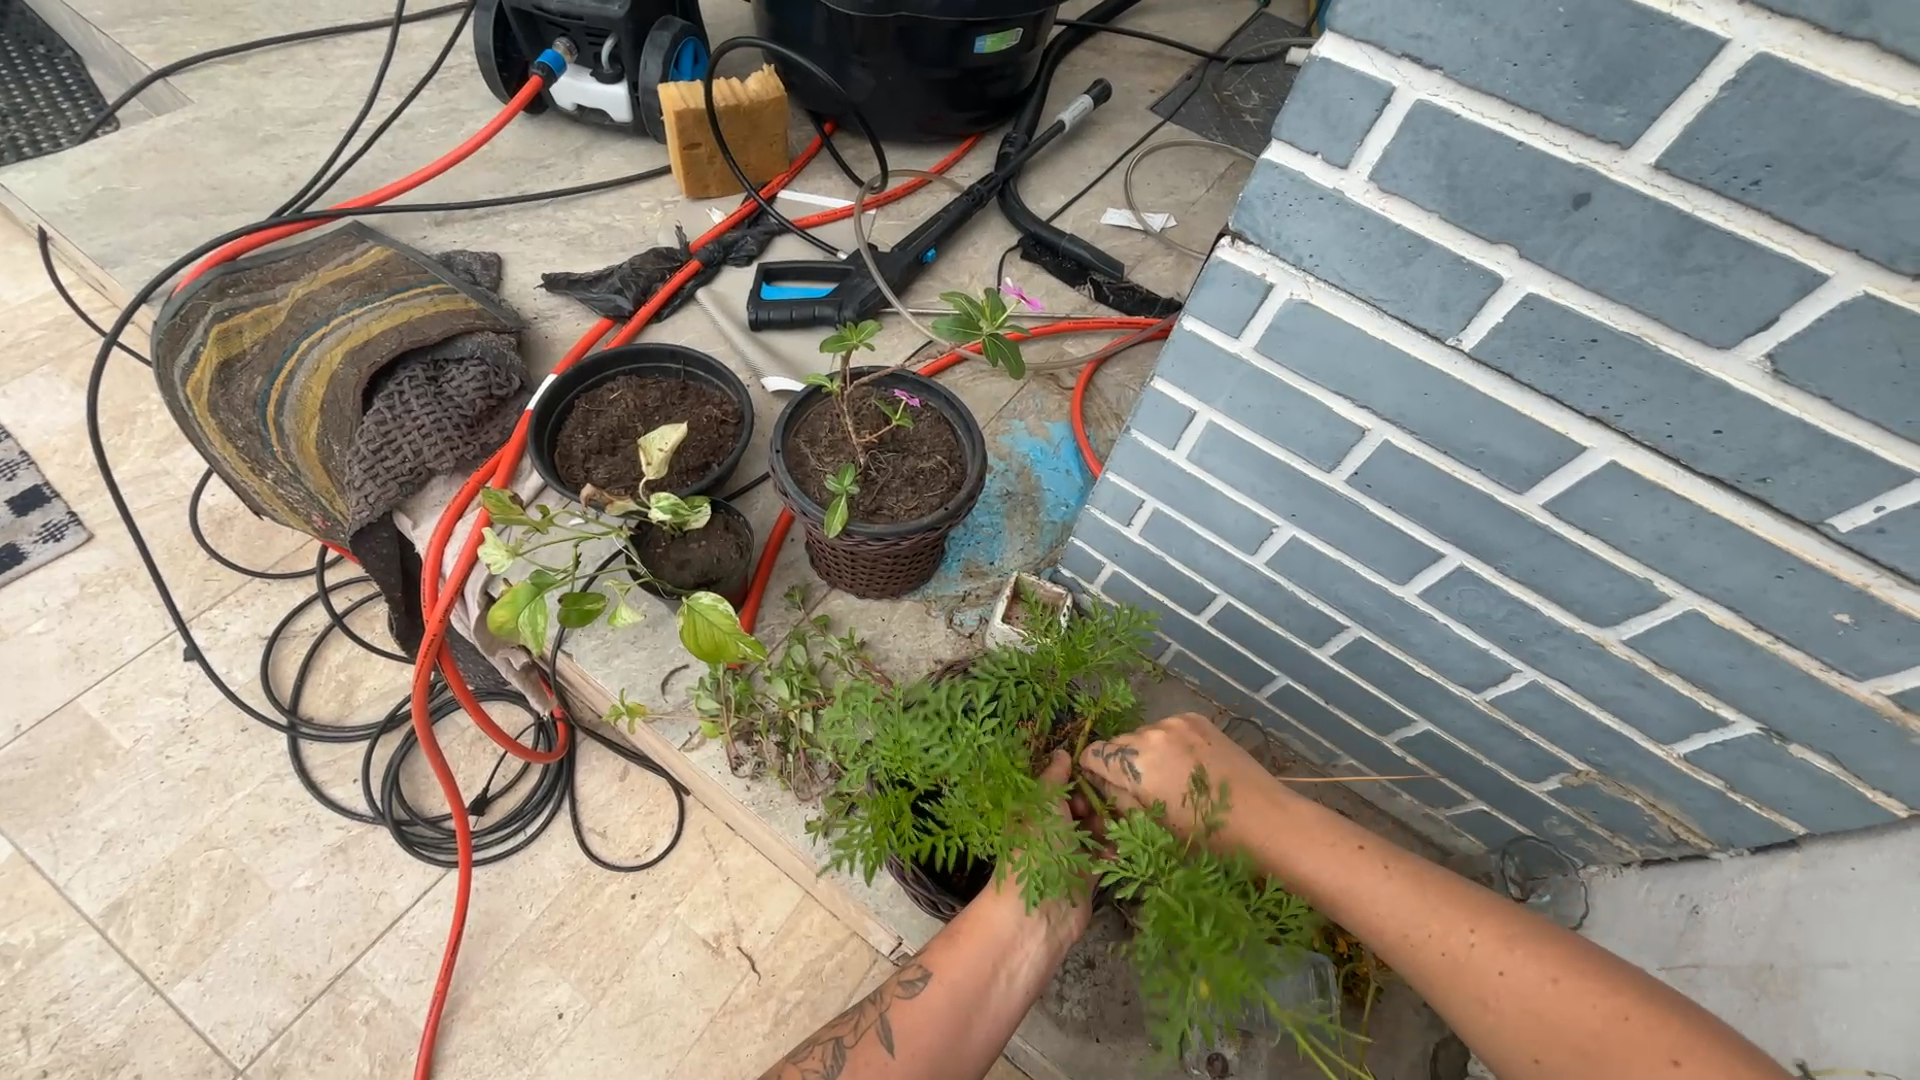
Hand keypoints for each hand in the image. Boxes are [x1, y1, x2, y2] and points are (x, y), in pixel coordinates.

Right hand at [1079, 713, 1288, 847]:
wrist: (1266, 822)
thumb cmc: (1205, 838)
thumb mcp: (1151, 829)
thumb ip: (1117, 801)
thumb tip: (1099, 784)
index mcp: (1135, 762)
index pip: (1092, 754)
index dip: (1095, 775)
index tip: (1109, 793)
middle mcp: (1151, 732)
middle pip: (1117, 744)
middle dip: (1122, 766)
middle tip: (1144, 793)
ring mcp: (1176, 722)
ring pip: (1143, 736)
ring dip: (1147, 754)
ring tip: (1171, 780)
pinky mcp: (1197, 720)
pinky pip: (1168, 729)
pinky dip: (1170, 745)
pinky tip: (1189, 767)